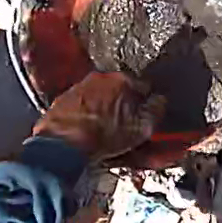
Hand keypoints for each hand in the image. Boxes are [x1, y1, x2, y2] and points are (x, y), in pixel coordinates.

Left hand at [35, 72, 165, 159]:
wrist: (61, 145)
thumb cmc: (103, 136)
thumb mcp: (141, 129)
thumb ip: (156, 110)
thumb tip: (160, 100)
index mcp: (124, 80)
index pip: (145, 87)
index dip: (147, 103)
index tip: (145, 116)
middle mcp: (101, 77)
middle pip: (121, 88)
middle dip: (125, 102)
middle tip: (125, 123)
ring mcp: (80, 85)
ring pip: (101, 94)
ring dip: (106, 105)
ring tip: (105, 127)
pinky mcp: (64, 97)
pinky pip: (84, 102)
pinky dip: (88, 111)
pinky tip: (88, 127)